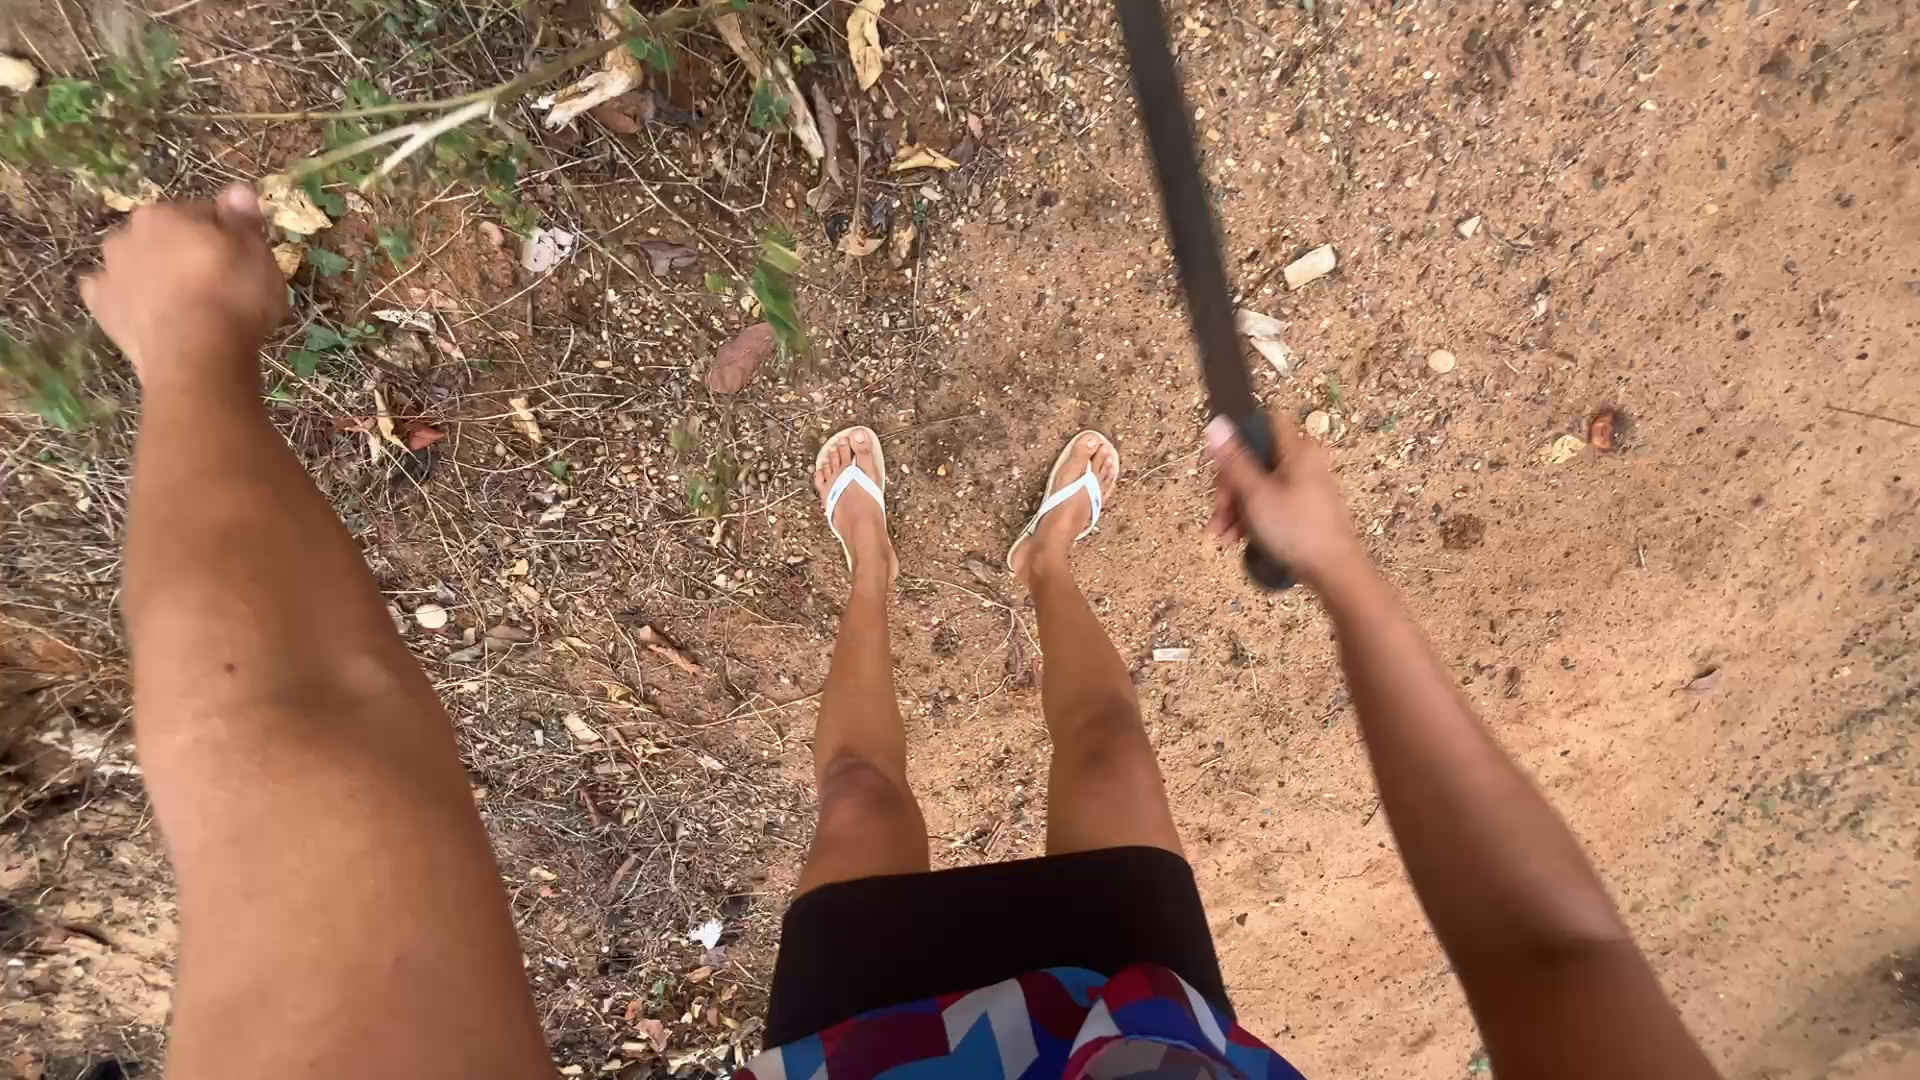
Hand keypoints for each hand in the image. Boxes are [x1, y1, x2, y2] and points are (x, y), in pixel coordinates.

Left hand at [80, 183, 287, 389]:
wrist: (197, 349)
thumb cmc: (235, 297)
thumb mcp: (258, 257)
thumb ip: (245, 221)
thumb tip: (240, 190)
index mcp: (168, 217)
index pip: (205, 213)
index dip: (229, 234)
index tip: (248, 257)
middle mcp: (129, 234)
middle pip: (166, 236)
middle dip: (189, 251)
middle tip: (222, 280)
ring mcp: (110, 269)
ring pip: (139, 262)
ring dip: (160, 272)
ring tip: (192, 301)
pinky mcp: (103, 304)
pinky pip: (117, 292)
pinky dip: (133, 297)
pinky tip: (156, 312)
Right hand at [1203, 411, 1367, 590]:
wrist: (1334, 571)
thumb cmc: (1296, 529)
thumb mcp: (1256, 494)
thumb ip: (1234, 460)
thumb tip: (1217, 424)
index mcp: (1297, 450)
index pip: (1263, 424)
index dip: (1238, 438)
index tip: (1219, 462)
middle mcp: (1303, 462)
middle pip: (1254, 460)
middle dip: (1229, 488)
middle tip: (1218, 511)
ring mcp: (1304, 486)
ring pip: (1257, 486)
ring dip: (1234, 509)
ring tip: (1221, 534)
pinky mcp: (1303, 509)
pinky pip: (1268, 504)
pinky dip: (1250, 518)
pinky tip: (1235, 539)